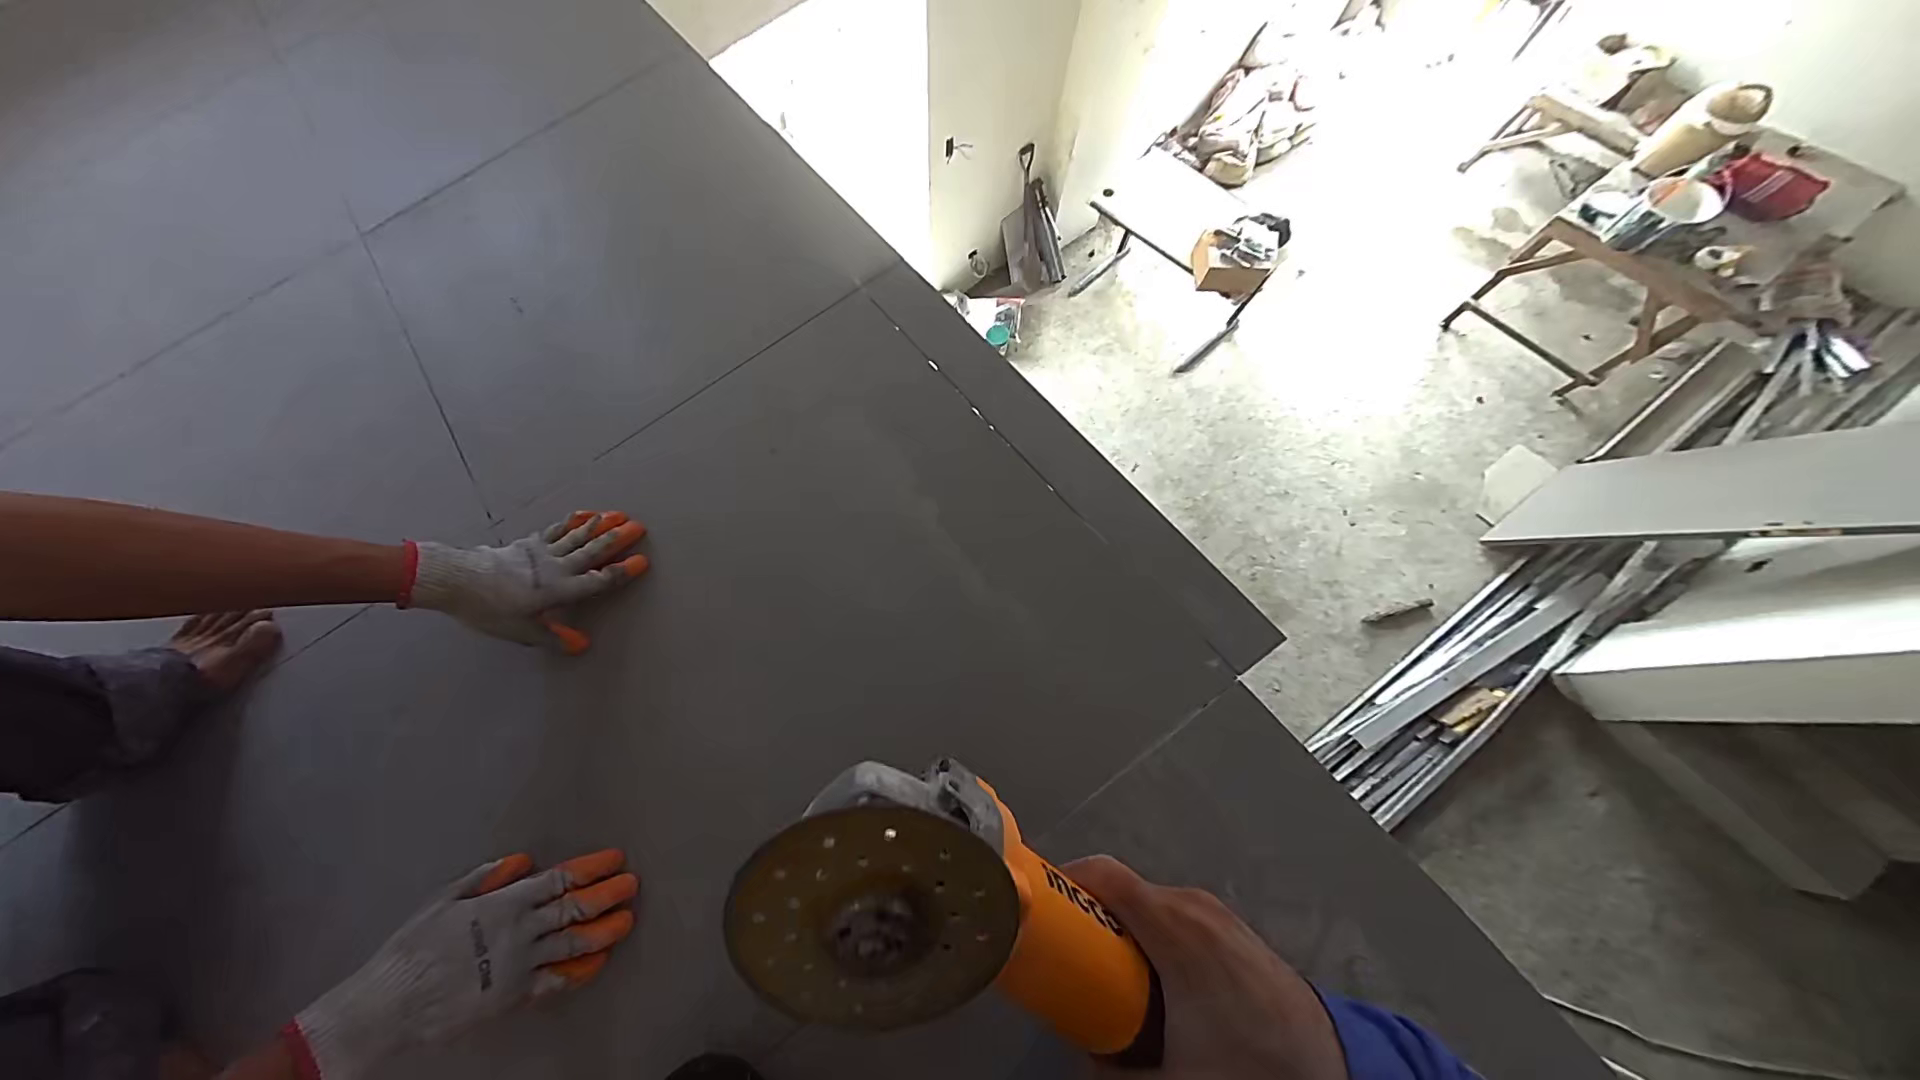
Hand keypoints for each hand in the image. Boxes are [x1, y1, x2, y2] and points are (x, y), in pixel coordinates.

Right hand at [289, 850, 638, 1078]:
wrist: (384, 1007)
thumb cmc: (412, 948)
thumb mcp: (445, 899)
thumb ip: (487, 877)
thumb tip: (524, 860)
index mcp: (505, 903)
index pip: (561, 879)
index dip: (592, 867)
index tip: (615, 858)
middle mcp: (520, 931)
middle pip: (576, 908)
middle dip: (609, 894)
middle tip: (632, 884)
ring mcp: (519, 965)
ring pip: (574, 943)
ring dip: (605, 930)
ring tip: (627, 920)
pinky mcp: (513, 997)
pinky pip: (555, 982)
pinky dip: (581, 970)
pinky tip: (599, 961)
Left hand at [406, 511, 648, 652]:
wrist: (455, 580)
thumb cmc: (489, 609)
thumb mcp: (522, 631)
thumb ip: (554, 637)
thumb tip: (581, 646)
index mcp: (561, 589)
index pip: (600, 580)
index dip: (622, 571)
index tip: (642, 560)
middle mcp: (558, 567)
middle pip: (594, 551)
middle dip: (617, 539)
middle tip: (638, 527)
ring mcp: (543, 552)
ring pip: (578, 537)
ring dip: (600, 525)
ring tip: (618, 515)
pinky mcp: (528, 544)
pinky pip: (556, 531)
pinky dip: (571, 522)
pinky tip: (582, 515)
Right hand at [1065, 856, 1346, 1079]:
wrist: (1339, 1070)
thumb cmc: (1250, 1066)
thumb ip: (1113, 1073)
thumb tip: (1081, 1060)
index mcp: (1173, 927)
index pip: (1102, 874)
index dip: (1064, 882)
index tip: (1042, 913)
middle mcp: (1190, 904)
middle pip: (1119, 889)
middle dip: (1088, 918)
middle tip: (1071, 960)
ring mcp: (1212, 910)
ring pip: (1145, 901)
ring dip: (1120, 928)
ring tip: (1111, 978)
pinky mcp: (1227, 924)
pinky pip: (1171, 913)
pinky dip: (1149, 932)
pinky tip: (1156, 981)